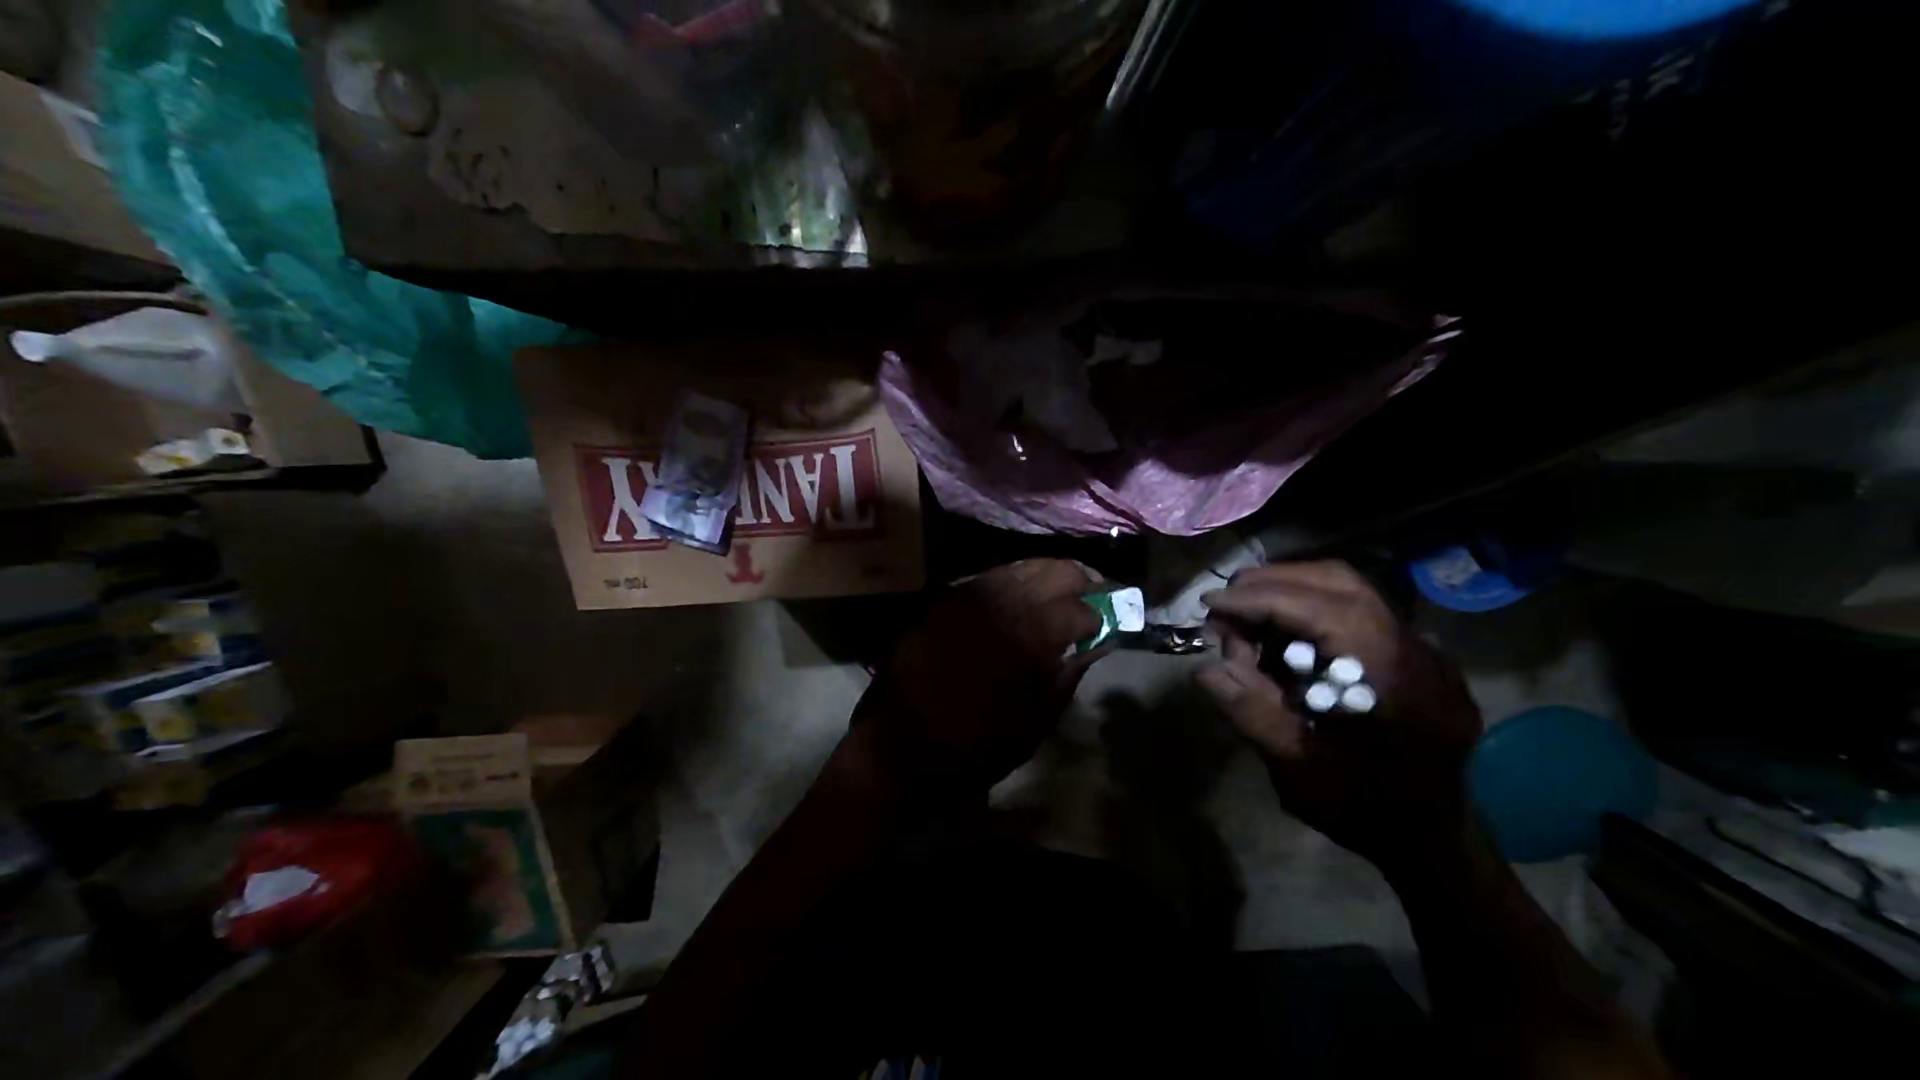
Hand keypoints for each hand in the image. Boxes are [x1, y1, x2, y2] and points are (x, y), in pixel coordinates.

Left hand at [854, 559, 1102, 794]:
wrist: (894, 752)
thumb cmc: (969, 751)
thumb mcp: (1031, 726)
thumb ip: (1066, 678)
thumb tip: (1095, 647)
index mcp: (1024, 639)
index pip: (1077, 610)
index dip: (1101, 614)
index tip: (1112, 622)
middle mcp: (997, 605)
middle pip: (1052, 572)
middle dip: (1080, 580)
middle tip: (1097, 592)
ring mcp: (965, 597)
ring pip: (1018, 567)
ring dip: (1047, 573)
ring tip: (1065, 587)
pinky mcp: (942, 601)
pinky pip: (986, 577)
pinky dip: (1012, 580)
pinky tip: (1022, 592)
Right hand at [1194, 561, 1482, 869]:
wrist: (1432, 838)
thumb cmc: (1363, 808)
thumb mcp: (1298, 770)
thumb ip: (1252, 713)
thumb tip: (1207, 669)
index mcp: (1388, 675)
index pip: (1316, 608)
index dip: (1257, 599)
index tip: (1211, 605)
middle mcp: (1413, 648)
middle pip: (1337, 582)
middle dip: (1273, 584)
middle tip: (1226, 606)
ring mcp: (1422, 648)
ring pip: (1351, 590)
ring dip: (1292, 591)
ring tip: (1249, 615)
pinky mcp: (1416, 655)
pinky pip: (1362, 611)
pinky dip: (1315, 609)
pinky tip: (1287, 636)